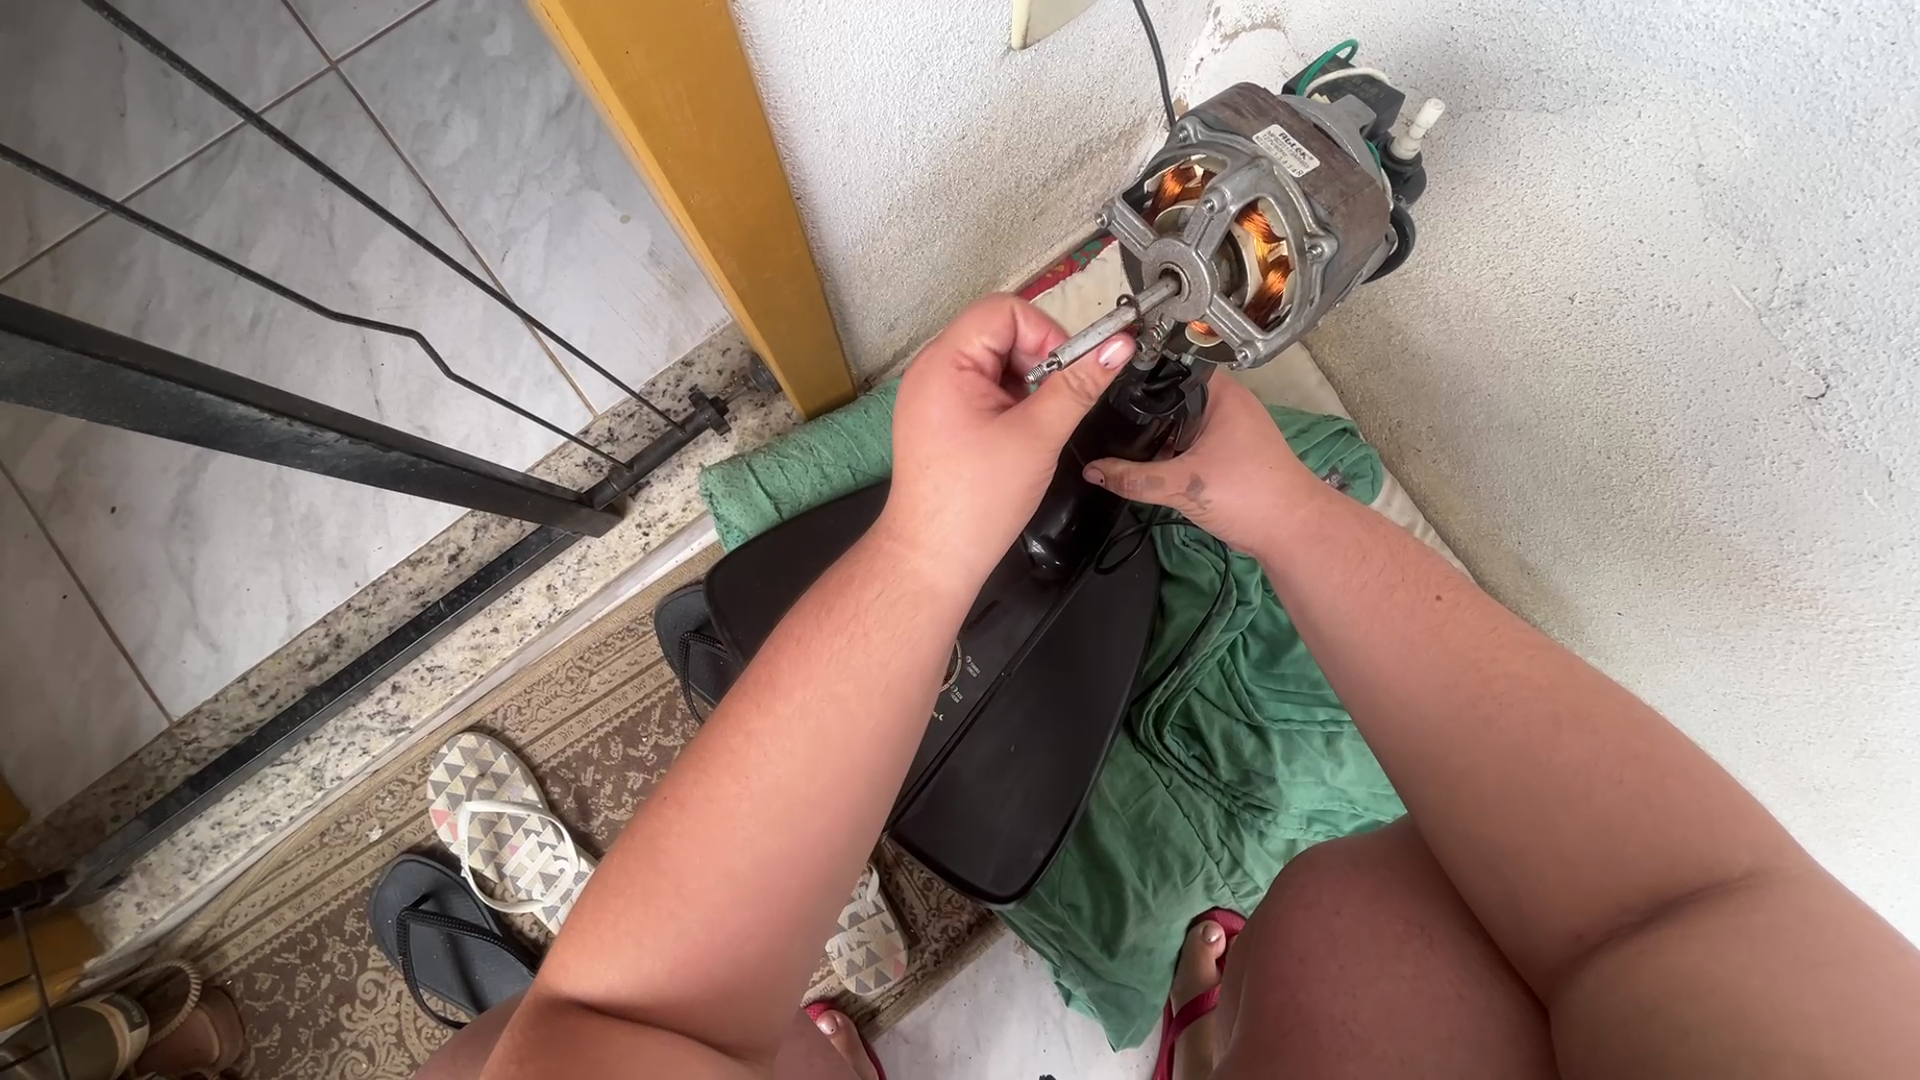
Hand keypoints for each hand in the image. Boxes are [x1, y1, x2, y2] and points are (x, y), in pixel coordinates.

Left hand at [878, 294, 1134, 585]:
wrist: (933, 556)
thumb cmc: (972, 504)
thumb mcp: (1037, 436)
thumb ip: (1078, 385)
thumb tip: (1115, 347)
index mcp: (945, 364)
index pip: (1005, 310)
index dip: (1046, 334)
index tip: (1068, 372)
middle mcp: (931, 372)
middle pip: (999, 333)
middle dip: (1037, 362)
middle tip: (1051, 404)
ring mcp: (932, 397)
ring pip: (993, 363)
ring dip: (1024, 386)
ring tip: (1030, 429)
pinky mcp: (939, 420)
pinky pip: (981, 390)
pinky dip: (1008, 404)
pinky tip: (1016, 438)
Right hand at [1084, 375, 1318, 554]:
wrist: (1291, 532)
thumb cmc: (1248, 494)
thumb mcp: (1182, 485)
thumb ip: (1133, 478)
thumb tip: (1091, 471)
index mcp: (1221, 394)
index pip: (1172, 367)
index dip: (1137, 372)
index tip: (1102, 382)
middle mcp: (1224, 405)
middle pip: (1170, 397)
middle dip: (1138, 407)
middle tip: (1097, 411)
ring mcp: (1225, 431)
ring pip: (1177, 423)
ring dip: (1152, 432)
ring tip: (1110, 433)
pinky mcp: (1223, 455)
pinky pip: (1185, 444)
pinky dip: (1165, 451)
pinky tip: (1138, 459)